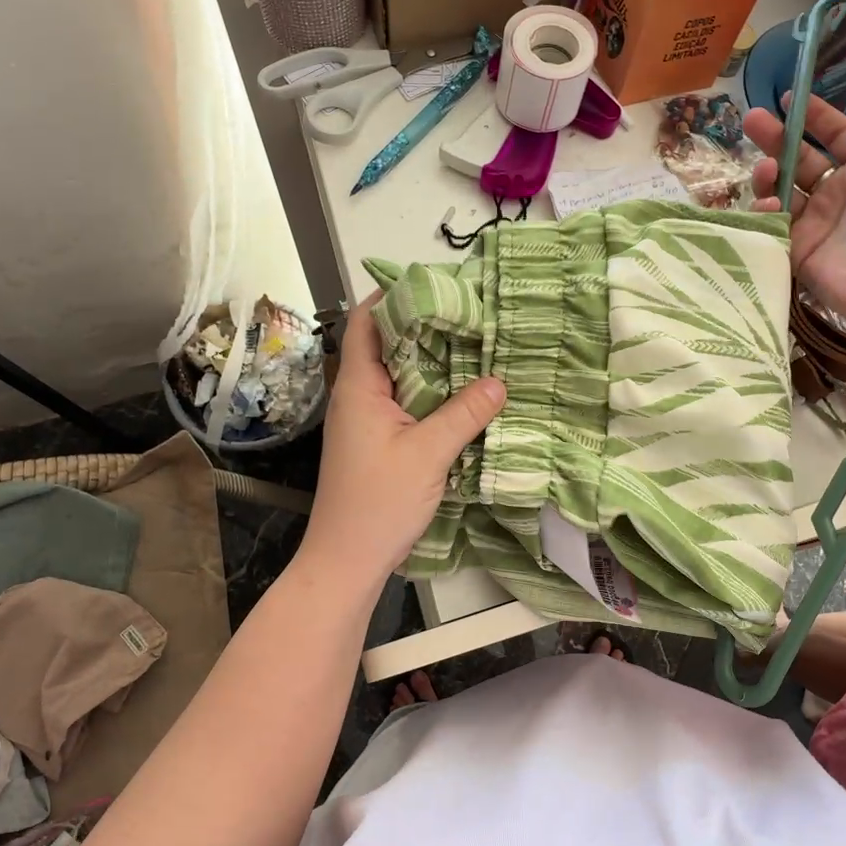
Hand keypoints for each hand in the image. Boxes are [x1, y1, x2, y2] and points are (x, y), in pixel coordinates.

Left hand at [298, 292, 505, 581]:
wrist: (346, 561)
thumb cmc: (378, 503)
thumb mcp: (428, 454)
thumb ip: (464, 414)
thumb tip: (498, 381)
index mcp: (358, 387)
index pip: (365, 323)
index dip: (392, 297)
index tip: (434, 283)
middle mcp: (357, 396)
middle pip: (385, 345)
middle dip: (422, 326)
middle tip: (468, 313)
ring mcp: (365, 420)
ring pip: (397, 376)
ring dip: (429, 361)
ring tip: (473, 345)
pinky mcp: (376, 442)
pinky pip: (403, 403)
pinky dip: (429, 392)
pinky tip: (461, 393)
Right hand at [747, 93, 845, 351]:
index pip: (836, 134)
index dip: (813, 116)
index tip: (789, 99)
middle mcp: (840, 191)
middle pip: (801, 157)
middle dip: (776, 137)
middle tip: (752, 120)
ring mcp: (817, 220)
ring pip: (782, 187)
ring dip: (768, 172)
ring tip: (764, 168)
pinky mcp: (797, 247)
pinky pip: (774, 223)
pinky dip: (765, 210)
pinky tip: (769, 203)